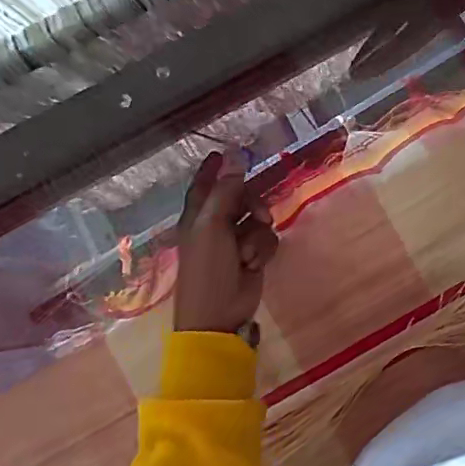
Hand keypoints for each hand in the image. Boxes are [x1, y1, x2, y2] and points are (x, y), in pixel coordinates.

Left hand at [174, 152, 277, 333]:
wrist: (219, 313)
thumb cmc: (208, 269)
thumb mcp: (213, 225)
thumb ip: (226, 190)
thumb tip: (234, 153)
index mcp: (197, 215)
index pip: (205, 184)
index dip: (213, 168)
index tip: (224, 151)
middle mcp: (216, 224)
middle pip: (239, 197)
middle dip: (252, 204)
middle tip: (260, 215)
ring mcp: (235, 241)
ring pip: (258, 219)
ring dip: (257, 235)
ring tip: (248, 254)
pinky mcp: (253, 256)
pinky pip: (267, 238)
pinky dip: (263, 250)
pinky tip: (254, 264)